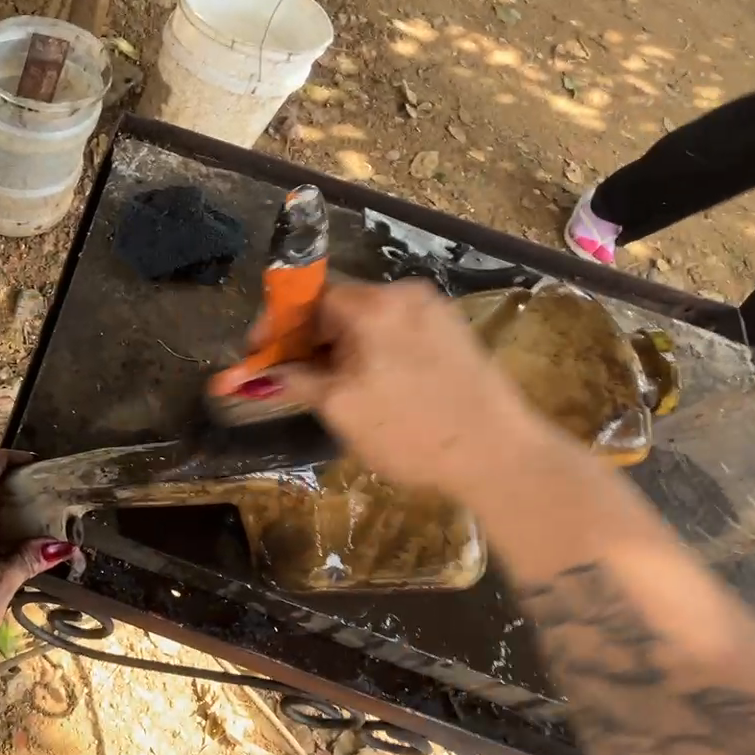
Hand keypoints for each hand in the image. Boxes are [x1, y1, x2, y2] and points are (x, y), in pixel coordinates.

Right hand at [238, 279, 562, 496]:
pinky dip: (366, 351)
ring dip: (334, 347)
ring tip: (323, 386)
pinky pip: (391, 332)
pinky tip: (363, 384)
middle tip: (285, 377)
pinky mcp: (452, 335)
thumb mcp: (339, 407)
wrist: (501, 459)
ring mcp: (434, 313)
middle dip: (304, 339)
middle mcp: (405, 296)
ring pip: (364, 321)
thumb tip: (253, 374)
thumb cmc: (410, 431)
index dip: (274, 326)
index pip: (306, 298)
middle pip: (335, 306)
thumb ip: (293, 380)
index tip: (255, 356)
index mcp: (375, 305)